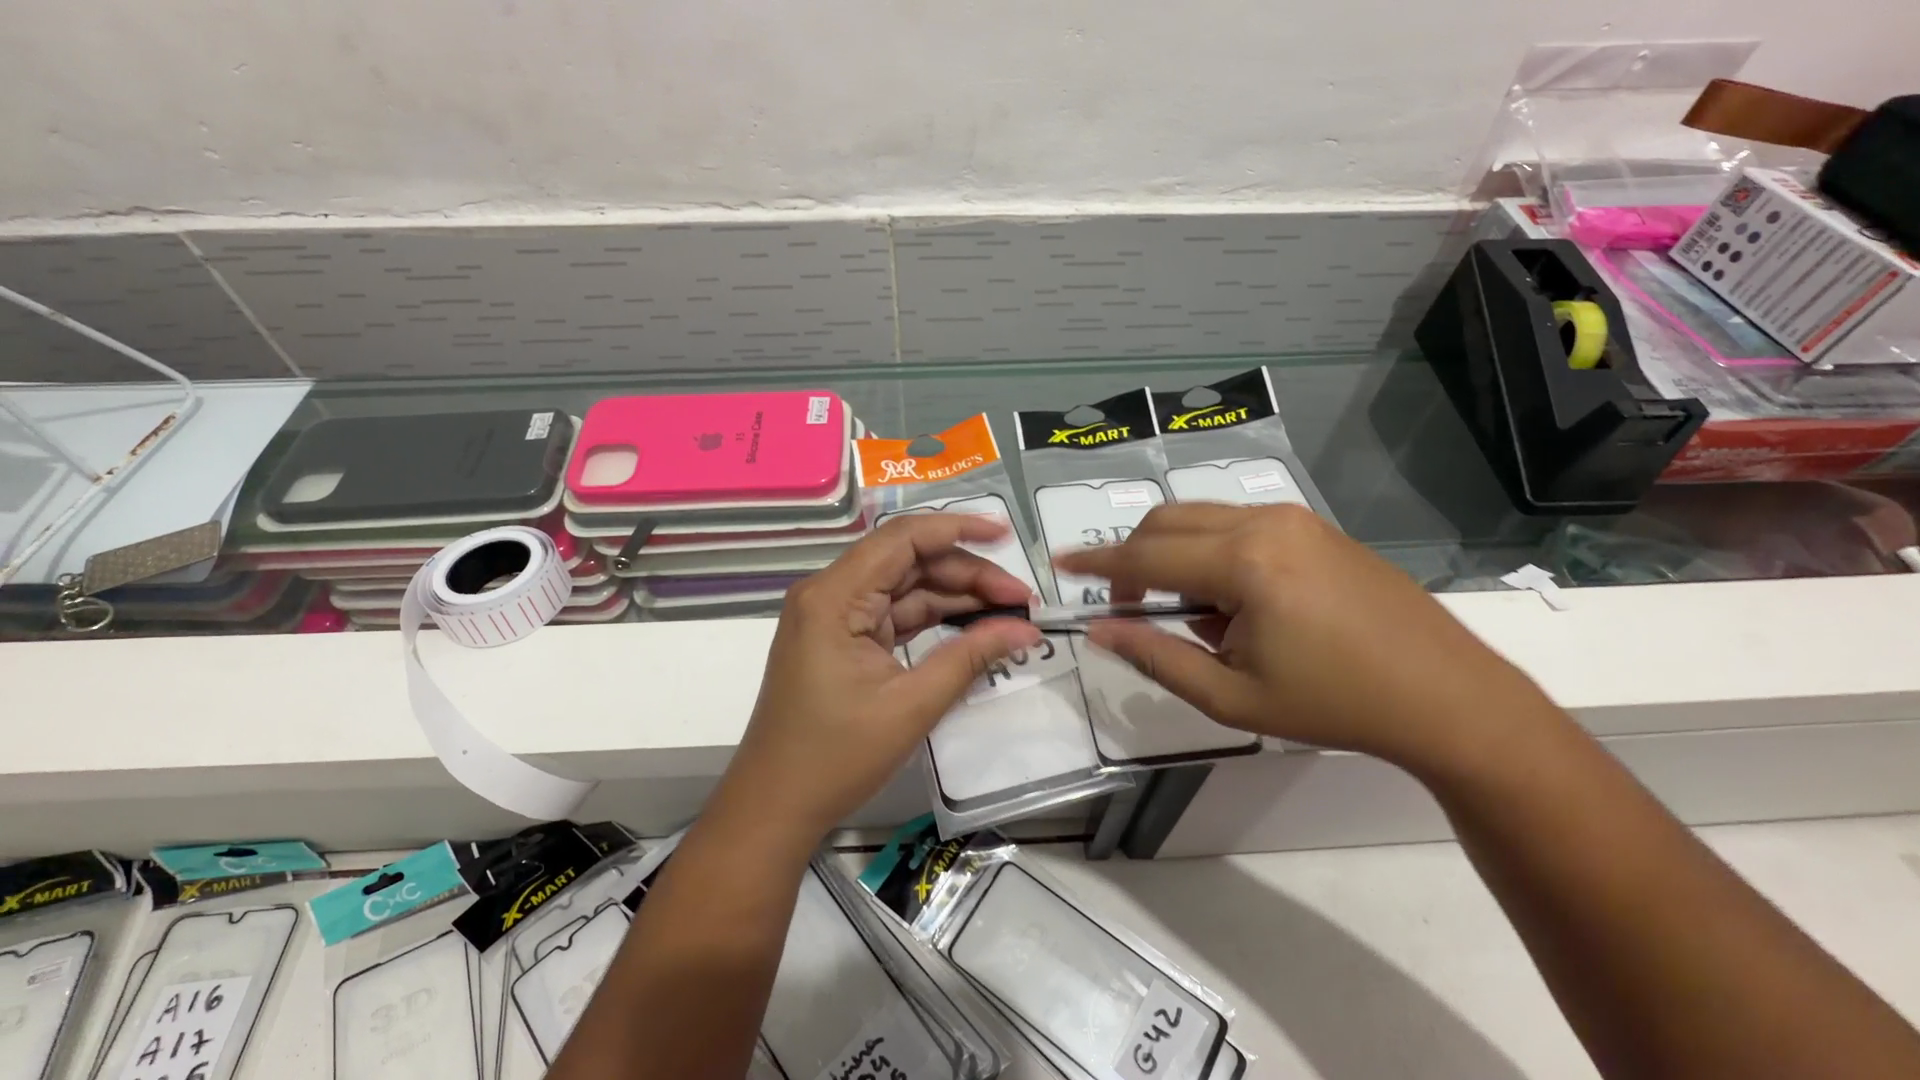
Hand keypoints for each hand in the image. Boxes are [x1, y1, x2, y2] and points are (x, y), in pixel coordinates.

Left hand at [720, 514, 1042, 838]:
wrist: (775, 805)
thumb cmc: (836, 757)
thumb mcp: (911, 705)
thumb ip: (970, 657)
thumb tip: (1026, 629)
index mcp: (834, 597)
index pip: (902, 538)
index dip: (957, 528)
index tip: (1006, 535)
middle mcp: (830, 595)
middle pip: (907, 562)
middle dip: (967, 574)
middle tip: (1022, 601)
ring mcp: (834, 618)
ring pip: (905, 589)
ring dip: (955, 597)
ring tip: (1010, 614)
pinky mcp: (841, 642)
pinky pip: (894, 616)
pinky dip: (933, 621)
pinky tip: (975, 628)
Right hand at [1054, 503, 1548, 768]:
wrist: (1446, 695)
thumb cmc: (1335, 704)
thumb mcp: (1232, 697)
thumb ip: (1157, 658)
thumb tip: (1101, 631)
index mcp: (1244, 561)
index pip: (1145, 554)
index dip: (1097, 562)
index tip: (1060, 564)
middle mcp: (1266, 523)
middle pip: (1169, 521)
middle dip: (1134, 557)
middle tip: (1127, 606)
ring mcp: (1297, 520)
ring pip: (1204, 519)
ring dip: (1178, 556)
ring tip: (1194, 619)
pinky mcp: (1318, 529)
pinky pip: (1241, 527)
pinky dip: (1215, 554)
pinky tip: (1236, 607)